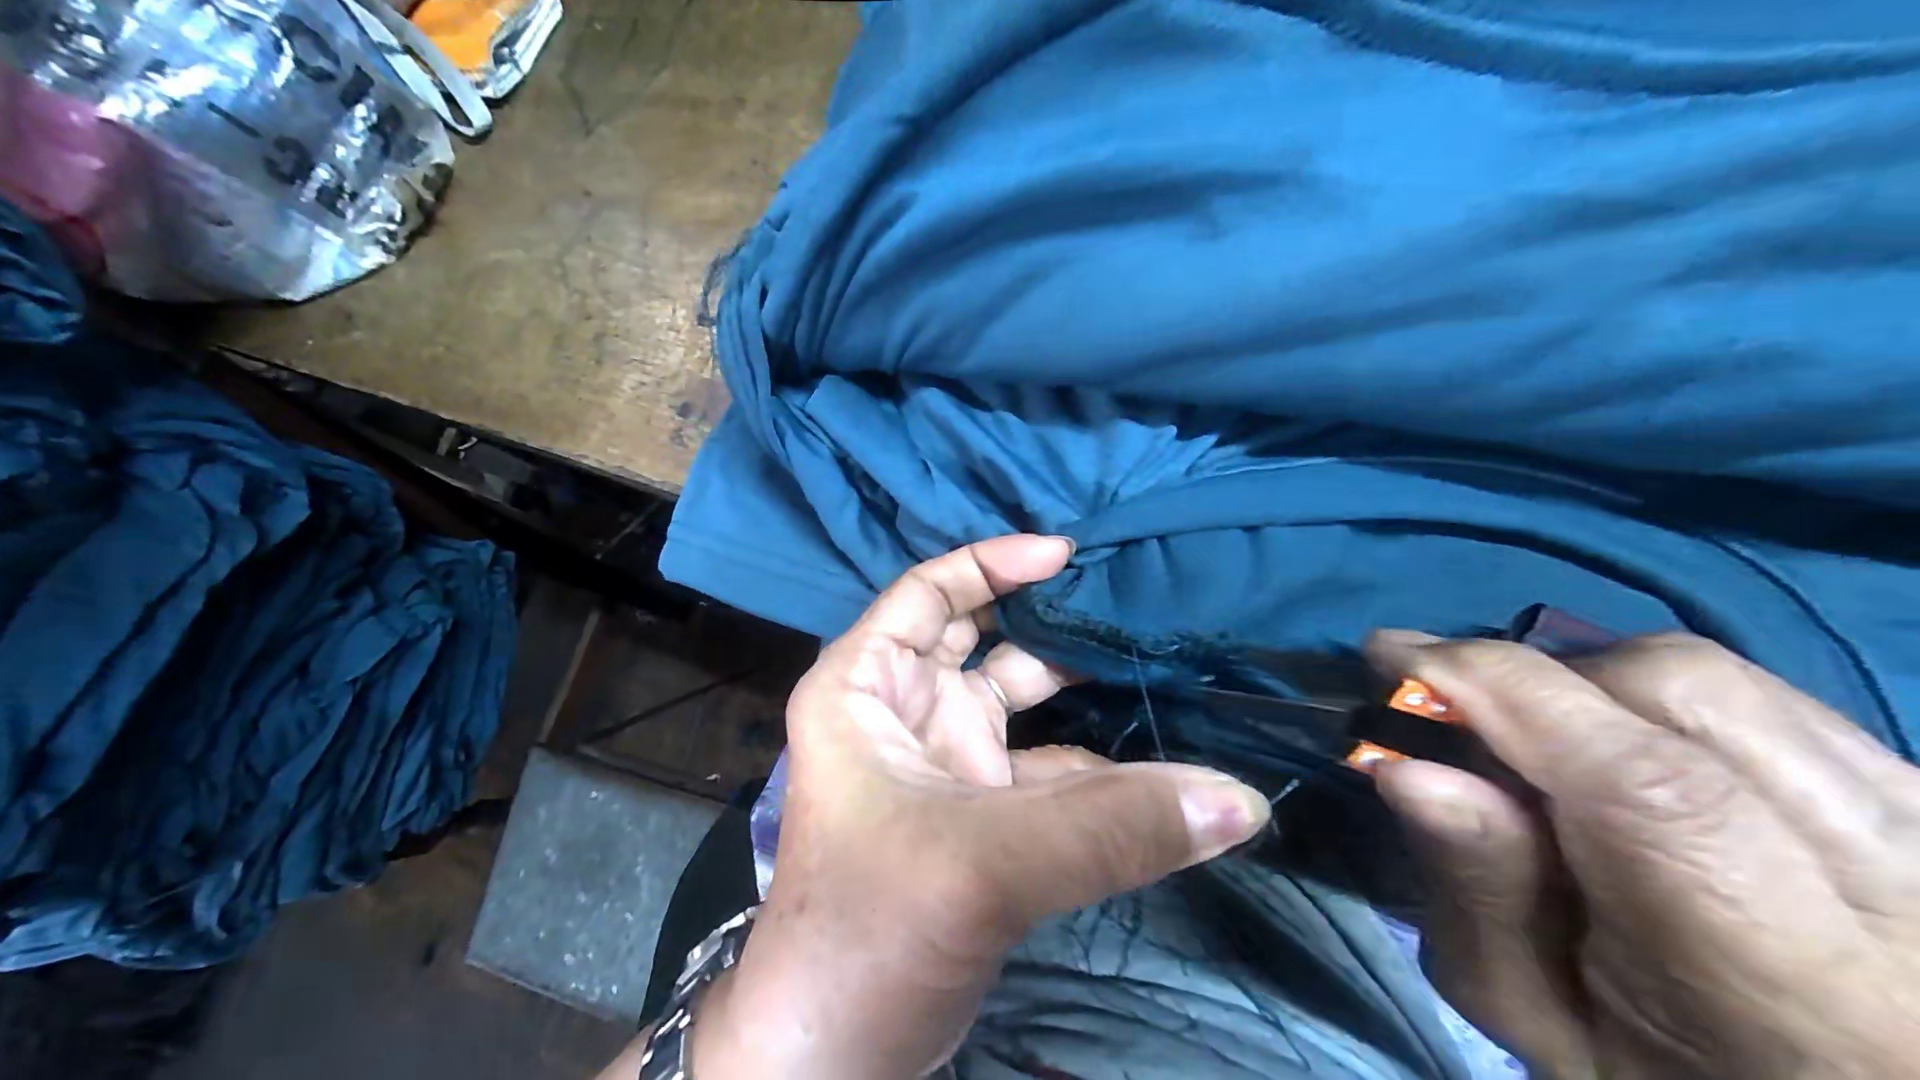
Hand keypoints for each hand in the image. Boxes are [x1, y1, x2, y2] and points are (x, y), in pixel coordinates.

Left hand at [691, 535, 1269, 1079]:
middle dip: (1046, 619)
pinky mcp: (978, 817)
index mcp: (865, 687)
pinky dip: (1097, 771)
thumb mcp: (983, 863)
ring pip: (1020, 706)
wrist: (831, 1060)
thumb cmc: (869, 930)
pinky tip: (1160, 772)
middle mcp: (903, 713)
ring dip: (1083, 694)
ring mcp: (943, 765)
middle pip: (979, 638)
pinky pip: (1045, 772)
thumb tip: (1241, 798)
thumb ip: (1111, 829)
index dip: (990, 563)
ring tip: (1160, 666)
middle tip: (1126, 603)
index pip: (927, 593)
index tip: (1066, 554)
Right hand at [1368, 631, 1919, 1079]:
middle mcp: (1907, 896)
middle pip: (1689, 694)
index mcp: (1794, 988)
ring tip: (1531, 731)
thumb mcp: (1528, 1010)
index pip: (1646, 784)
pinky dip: (1645, 696)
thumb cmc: (1643, 1070)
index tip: (1394, 659)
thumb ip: (1475, 891)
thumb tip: (1404, 767)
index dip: (1504, 692)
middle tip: (1454, 706)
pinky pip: (1760, 694)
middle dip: (1533, 677)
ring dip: (1585, 682)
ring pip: (1723, 678)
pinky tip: (1612, 742)